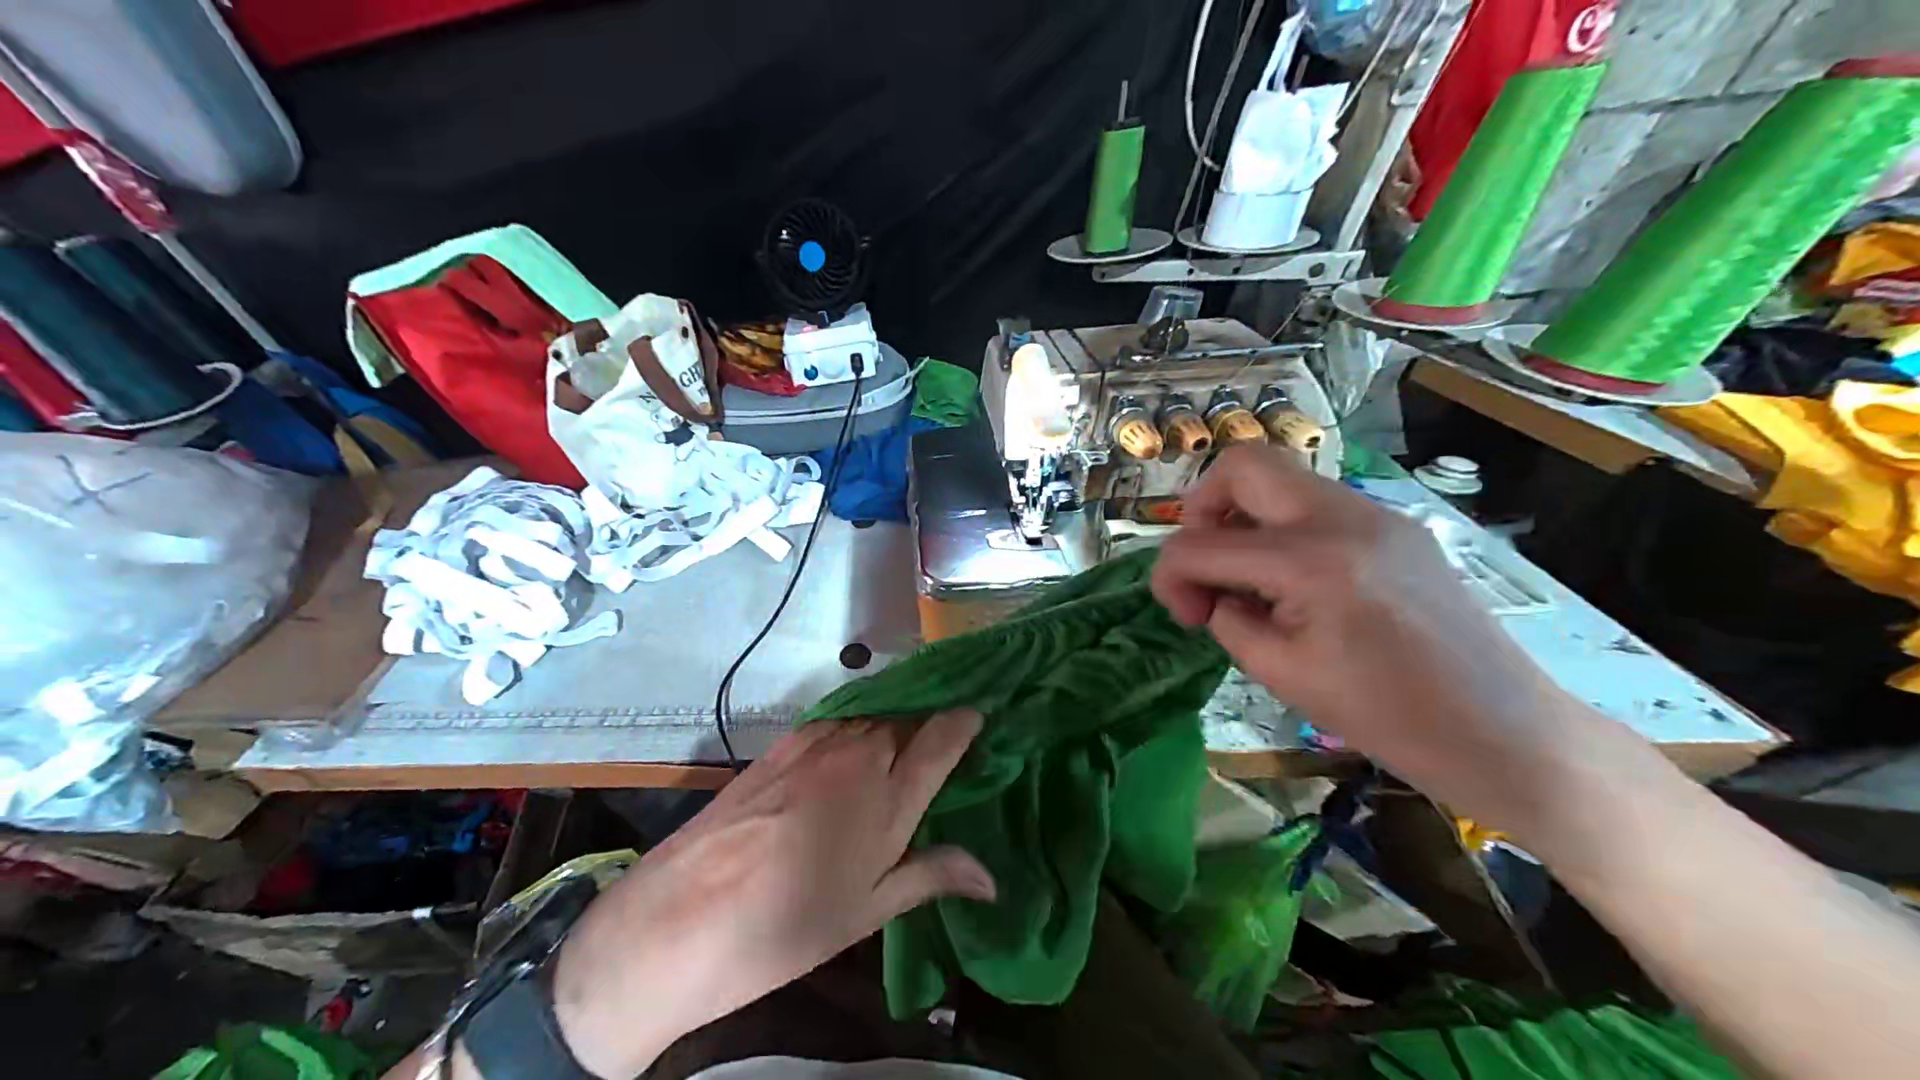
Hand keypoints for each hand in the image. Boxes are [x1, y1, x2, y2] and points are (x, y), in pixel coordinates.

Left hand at [544, 711, 995, 1077]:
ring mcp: (816, 742)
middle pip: (910, 716)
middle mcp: (860, 752)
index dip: (967, 722)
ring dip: (895, 718)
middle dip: (933, 719)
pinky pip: (836, 718)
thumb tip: (992, 877)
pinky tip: (852, 744)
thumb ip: (933, 875)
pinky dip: (857, 721)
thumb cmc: (790, 925)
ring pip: (872, 713)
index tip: (982, 720)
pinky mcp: (781, 744)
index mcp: (891, 791)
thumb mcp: (870, 909)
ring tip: (906, 737)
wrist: (682, 918)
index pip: (944, 734)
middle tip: (948, 736)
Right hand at [1151, 447, 1627, 834]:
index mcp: (1309, 561)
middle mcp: (1342, 516)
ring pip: (1281, 479)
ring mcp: (1376, 514)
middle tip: (1205, 565)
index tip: (1185, 615)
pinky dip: (1283, 530)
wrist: (1504, 731)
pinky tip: (1294, 583)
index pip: (1200, 544)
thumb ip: (1229, 617)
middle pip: (1242, 465)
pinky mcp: (1396, 526)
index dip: (1169, 577)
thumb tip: (1213, 592)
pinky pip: (1317, 505)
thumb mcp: (1280, 672)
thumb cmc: (1386, 717)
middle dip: (1202, 510)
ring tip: (1249, 579)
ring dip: (1244, 518)